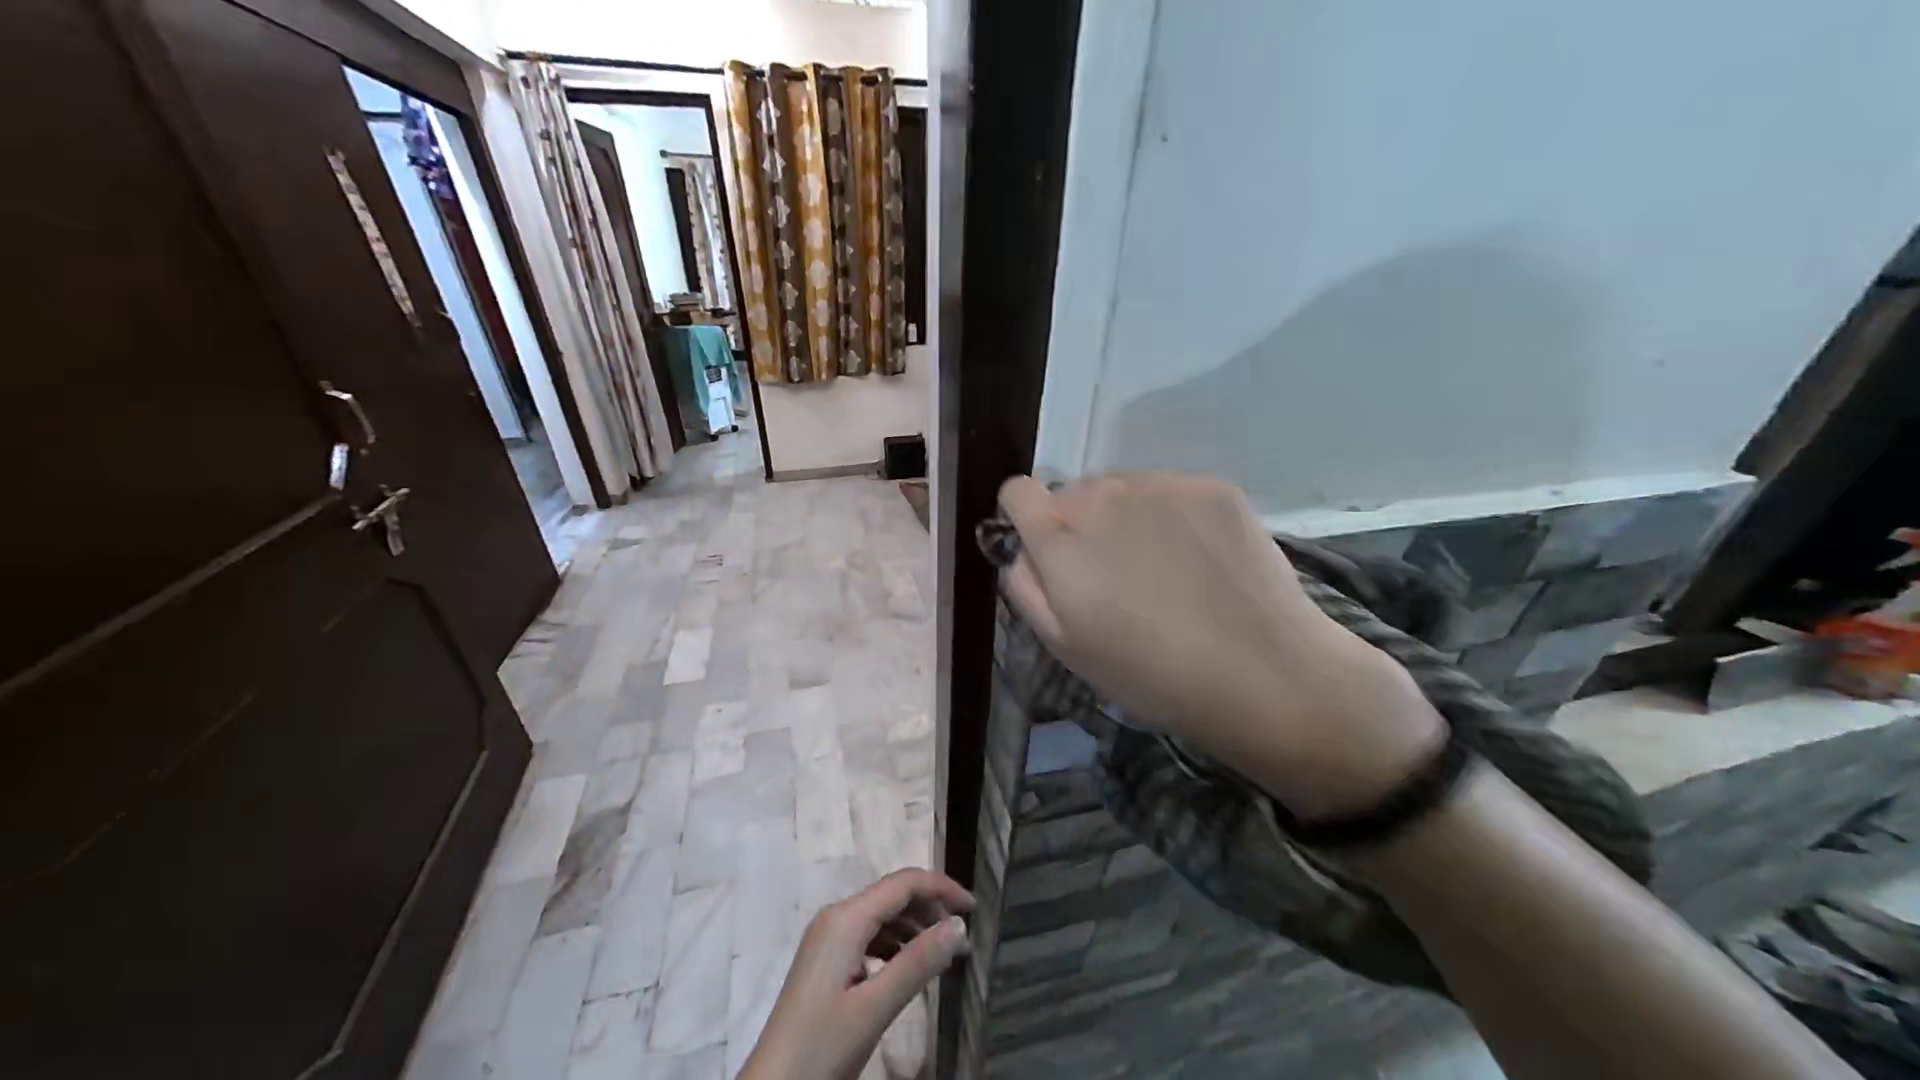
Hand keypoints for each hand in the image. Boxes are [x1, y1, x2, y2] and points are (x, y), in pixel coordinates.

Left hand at [738, 868, 973, 1079]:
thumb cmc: (822, 1046)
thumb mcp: (875, 1006)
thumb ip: (918, 962)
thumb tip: (958, 924)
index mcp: (845, 919)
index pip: (903, 883)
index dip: (942, 888)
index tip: (975, 910)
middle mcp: (835, 918)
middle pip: (892, 895)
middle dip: (930, 908)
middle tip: (963, 938)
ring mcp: (828, 939)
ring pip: (881, 916)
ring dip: (915, 927)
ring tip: (944, 954)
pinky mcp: (826, 961)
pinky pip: (869, 937)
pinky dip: (895, 944)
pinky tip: (909, 968)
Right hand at [999, 473, 1443, 817]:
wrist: (1262, 672)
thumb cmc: (1149, 673)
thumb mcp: (1064, 646)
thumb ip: (1025, 586)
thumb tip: (1019, 548)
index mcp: (1058, 537)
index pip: (1017, 491)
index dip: (1026, 519)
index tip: (1049, 552)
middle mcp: (1102, 494)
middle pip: (1072, 492)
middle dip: (1081, 525)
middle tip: (1116, 578)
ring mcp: (1159, 485)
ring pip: (1122, 488)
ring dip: (1127, 518)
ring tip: (1163, 571)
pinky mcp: (1209, 486)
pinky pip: (1170, 490)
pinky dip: (1173, 517)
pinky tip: (1200, 561)